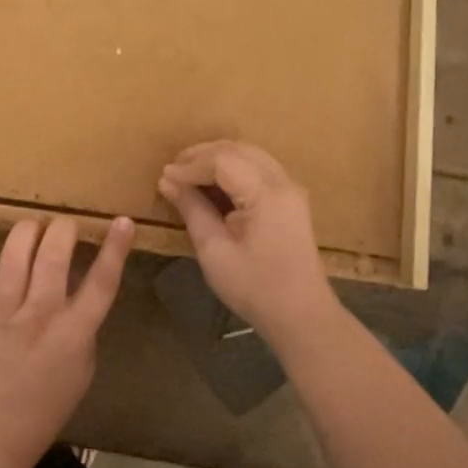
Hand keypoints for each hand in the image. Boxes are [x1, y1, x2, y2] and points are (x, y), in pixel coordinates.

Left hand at [0, 215, 133, 467]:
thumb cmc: (45, 406)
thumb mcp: (82, 369)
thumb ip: (84, 326)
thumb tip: (81, 287)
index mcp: (74, 334)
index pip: (101, 283)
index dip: (115, 249)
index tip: (122, 221)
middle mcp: (40, 316)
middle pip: (54, 256)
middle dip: (64, 228)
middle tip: (68, 226)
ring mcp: (4, 312)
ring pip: (15, 255)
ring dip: (29, 230)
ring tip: (37, 225)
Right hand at [158, 140, 344, 342]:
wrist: (302, 317)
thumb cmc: (255, 287)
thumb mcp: (214, 251)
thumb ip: (192, 209)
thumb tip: (168, 181)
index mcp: (267, 193)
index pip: (222, 160)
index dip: (190, 165)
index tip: (164, 177)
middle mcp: (282, 182)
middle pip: (238, 150)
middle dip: (202, 154)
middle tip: (173, 168)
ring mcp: (290, 190)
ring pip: (250, 155)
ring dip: (218, 158)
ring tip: (189, 172)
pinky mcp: (291, 201)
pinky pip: (259, 169)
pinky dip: (233, 168)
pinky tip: (214, 183)